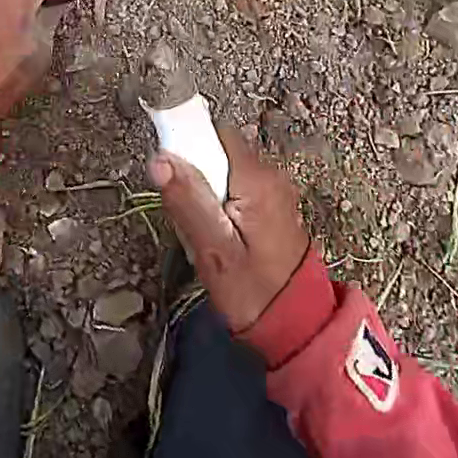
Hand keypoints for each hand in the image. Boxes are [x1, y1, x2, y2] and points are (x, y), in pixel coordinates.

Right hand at [150, 126, 308, 331]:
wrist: (296, 322)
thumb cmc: (252, 290)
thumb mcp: (213, 250)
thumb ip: (188, 201)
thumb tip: (161, 159)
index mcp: (256, 179)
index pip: (217, 135)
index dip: (190, 144)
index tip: (170, 172)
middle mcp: (271, 174)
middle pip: (223, 151)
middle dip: (199, 175)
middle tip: (190, 218)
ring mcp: (277, 188)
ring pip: (230, 171)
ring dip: (210, 192)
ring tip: (205, 233)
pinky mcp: (276, 204)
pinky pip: (242, 188)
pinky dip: (225, 203)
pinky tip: (221, 236)